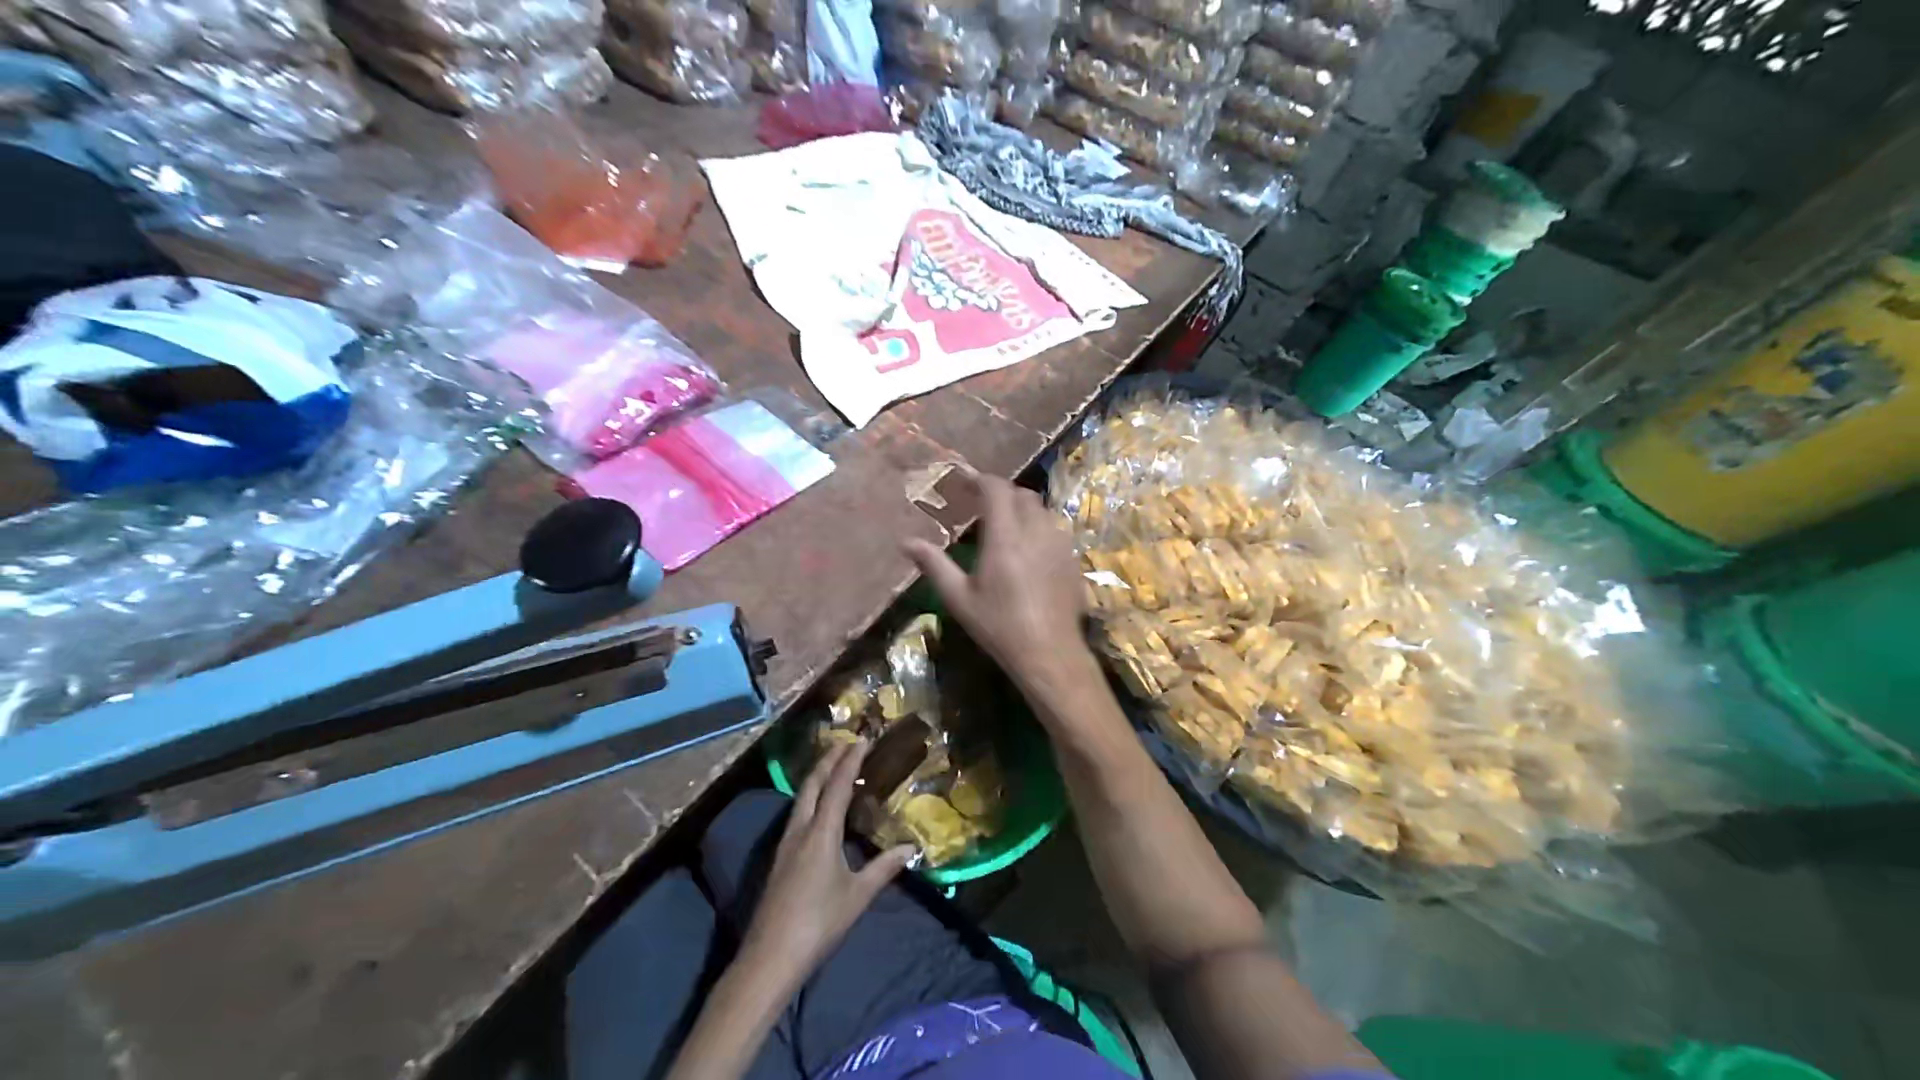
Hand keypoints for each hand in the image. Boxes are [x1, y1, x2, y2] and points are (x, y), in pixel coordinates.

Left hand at [737, 740, 915, 981]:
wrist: (770, 957)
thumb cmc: (819, 923)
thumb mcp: (857, 896)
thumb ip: (883, 868)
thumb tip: (911, 848)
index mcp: (821, 832)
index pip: (837, 786)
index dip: (850, 761)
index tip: (862, 739)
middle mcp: (800, 829)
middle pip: (812, 784)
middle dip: (828, 760)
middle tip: (844, 743)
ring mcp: (785, 843)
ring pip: (800, 798)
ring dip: (816, 777)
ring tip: (832, 767)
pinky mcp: (779, 858)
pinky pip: (796, 814)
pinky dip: (810, 797)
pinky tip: (817, 808)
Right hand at [905, 473, 1098, 701]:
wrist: (1049, 653)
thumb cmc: (999, 626)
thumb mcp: (959, 598)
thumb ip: (934, 564)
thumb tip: (906, 542)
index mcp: (1005, 536)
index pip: (996, 489)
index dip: (980, 480)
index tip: (965, 483)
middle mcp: (1036, 531)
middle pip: (1022, 494)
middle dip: (1002, 493)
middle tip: (982, 506)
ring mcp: (1060, 544)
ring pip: (1042, 510)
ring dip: (1022, 509)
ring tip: (1005, 527)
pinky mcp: (1073, 559)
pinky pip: (1056, 530)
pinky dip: (1039, 528)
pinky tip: (1029, 551)